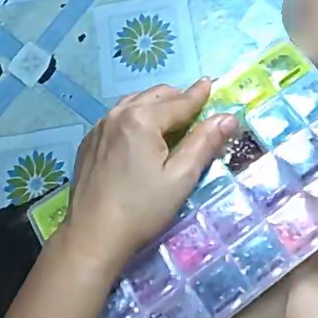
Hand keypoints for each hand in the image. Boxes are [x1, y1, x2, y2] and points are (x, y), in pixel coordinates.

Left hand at [62, 79, 238, 273]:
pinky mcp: (89, 141)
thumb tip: (227, 118)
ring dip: (155, 104)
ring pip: (134, 102)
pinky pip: (117, 117)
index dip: (198, 95)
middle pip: (155, 95)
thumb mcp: (180, 178)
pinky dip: (134, 116)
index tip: (211, 83)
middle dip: (177, 97)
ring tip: (171, 116)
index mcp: (142, 119)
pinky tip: (141, 133)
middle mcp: (118, 114)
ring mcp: (99, 127)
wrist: (92, 235)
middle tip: (195, 105)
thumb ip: (204, 143)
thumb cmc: (141, 209)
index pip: (179, 102)